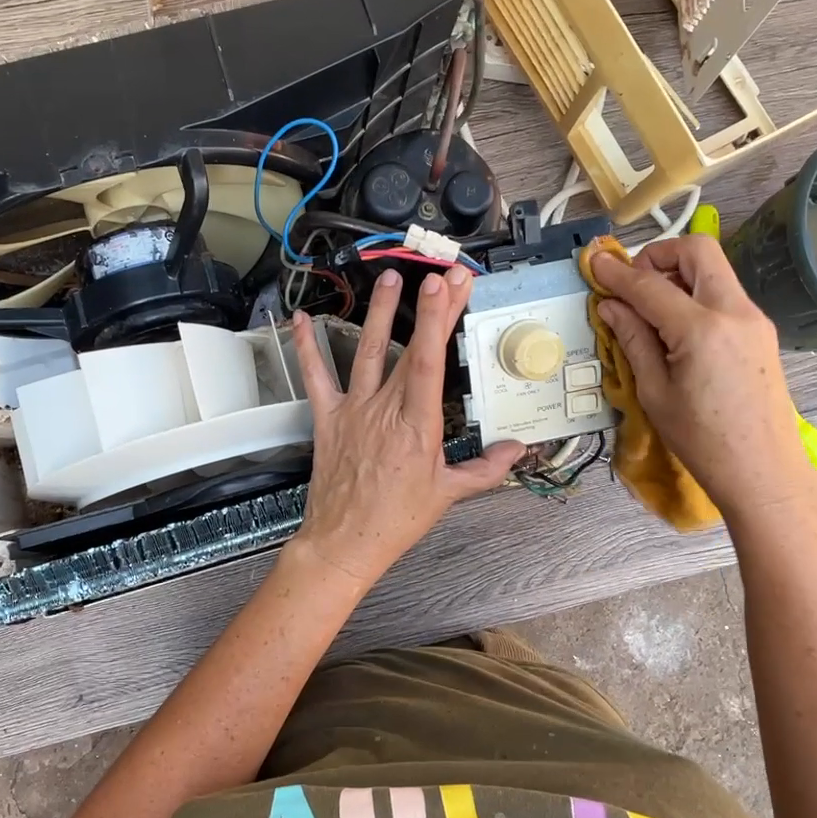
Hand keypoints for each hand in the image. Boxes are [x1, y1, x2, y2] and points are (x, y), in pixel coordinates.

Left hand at [288, 267, 524, 586]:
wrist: (344, 542)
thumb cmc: (395, 520)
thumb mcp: (448, 495)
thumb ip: (485, 469)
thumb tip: (516, 450)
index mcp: (417, 426)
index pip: (429, 361)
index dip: (438, 319)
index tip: (448, 286)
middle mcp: (383, 410)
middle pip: (407, 349)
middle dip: (429, 309)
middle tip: (444, 275)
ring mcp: (353, 411)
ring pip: (365, 352)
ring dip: (377, 313)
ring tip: (389, 279)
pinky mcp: (328, 418)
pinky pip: (315, 378)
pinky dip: (306, 348)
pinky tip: (300, 320)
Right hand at [588, 235, 816, 519]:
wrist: (762, 470)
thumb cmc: (702, 441)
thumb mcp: (655, 392)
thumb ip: (633, 340)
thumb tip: (612, 307)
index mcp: (702, 330)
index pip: (651, 285)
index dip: (617, 273)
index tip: (594, 262)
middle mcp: (735, 312)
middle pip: (698, 250)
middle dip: (658, 255)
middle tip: (631, 282)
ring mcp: (753, 319)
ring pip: (713, 269)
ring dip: (676, 274)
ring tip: (647, 308)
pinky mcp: (759, 331)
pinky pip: (722, 294)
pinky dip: (693, 294)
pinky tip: (672, 327)